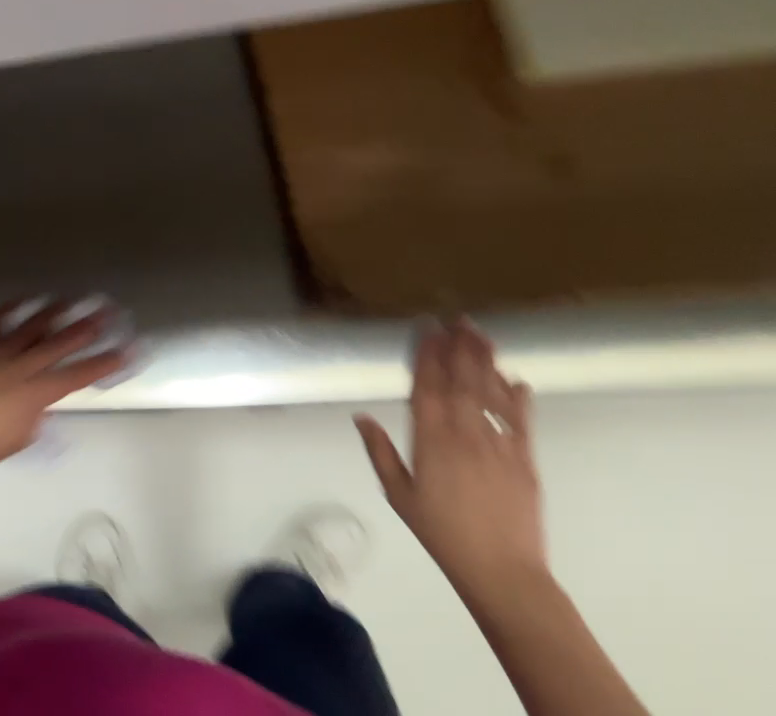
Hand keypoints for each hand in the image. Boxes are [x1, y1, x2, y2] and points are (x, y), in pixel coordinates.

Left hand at [0, 299, 128, 474]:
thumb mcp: (24, 435)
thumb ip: (39, 413)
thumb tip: (46, 402)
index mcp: (36, 394)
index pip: (78, 375)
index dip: (105, 363)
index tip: (127, 350)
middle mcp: (19, 368)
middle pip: (59, 344)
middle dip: (87, 327)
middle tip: (107, 311)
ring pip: (29, 328)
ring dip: (54, 312)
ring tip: (73, 298)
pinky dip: (10, 310)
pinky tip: (25, 299)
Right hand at [356, 319, 547, 594]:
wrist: (500, 568)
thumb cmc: (439, 530)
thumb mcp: (397, 492)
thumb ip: (380, 452)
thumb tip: (362, 416)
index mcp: (431, 441)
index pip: (427, 388)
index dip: (427, 357)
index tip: (426, 330)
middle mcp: (466, 435)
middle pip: (462, 382)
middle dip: (459, 349)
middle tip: (458, 319)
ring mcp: (500, 446)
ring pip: (491, 395)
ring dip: (486, 363)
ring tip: (482, 336)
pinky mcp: (525, 461)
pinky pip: (521, 422)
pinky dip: (518, 399)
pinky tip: (516, 381)